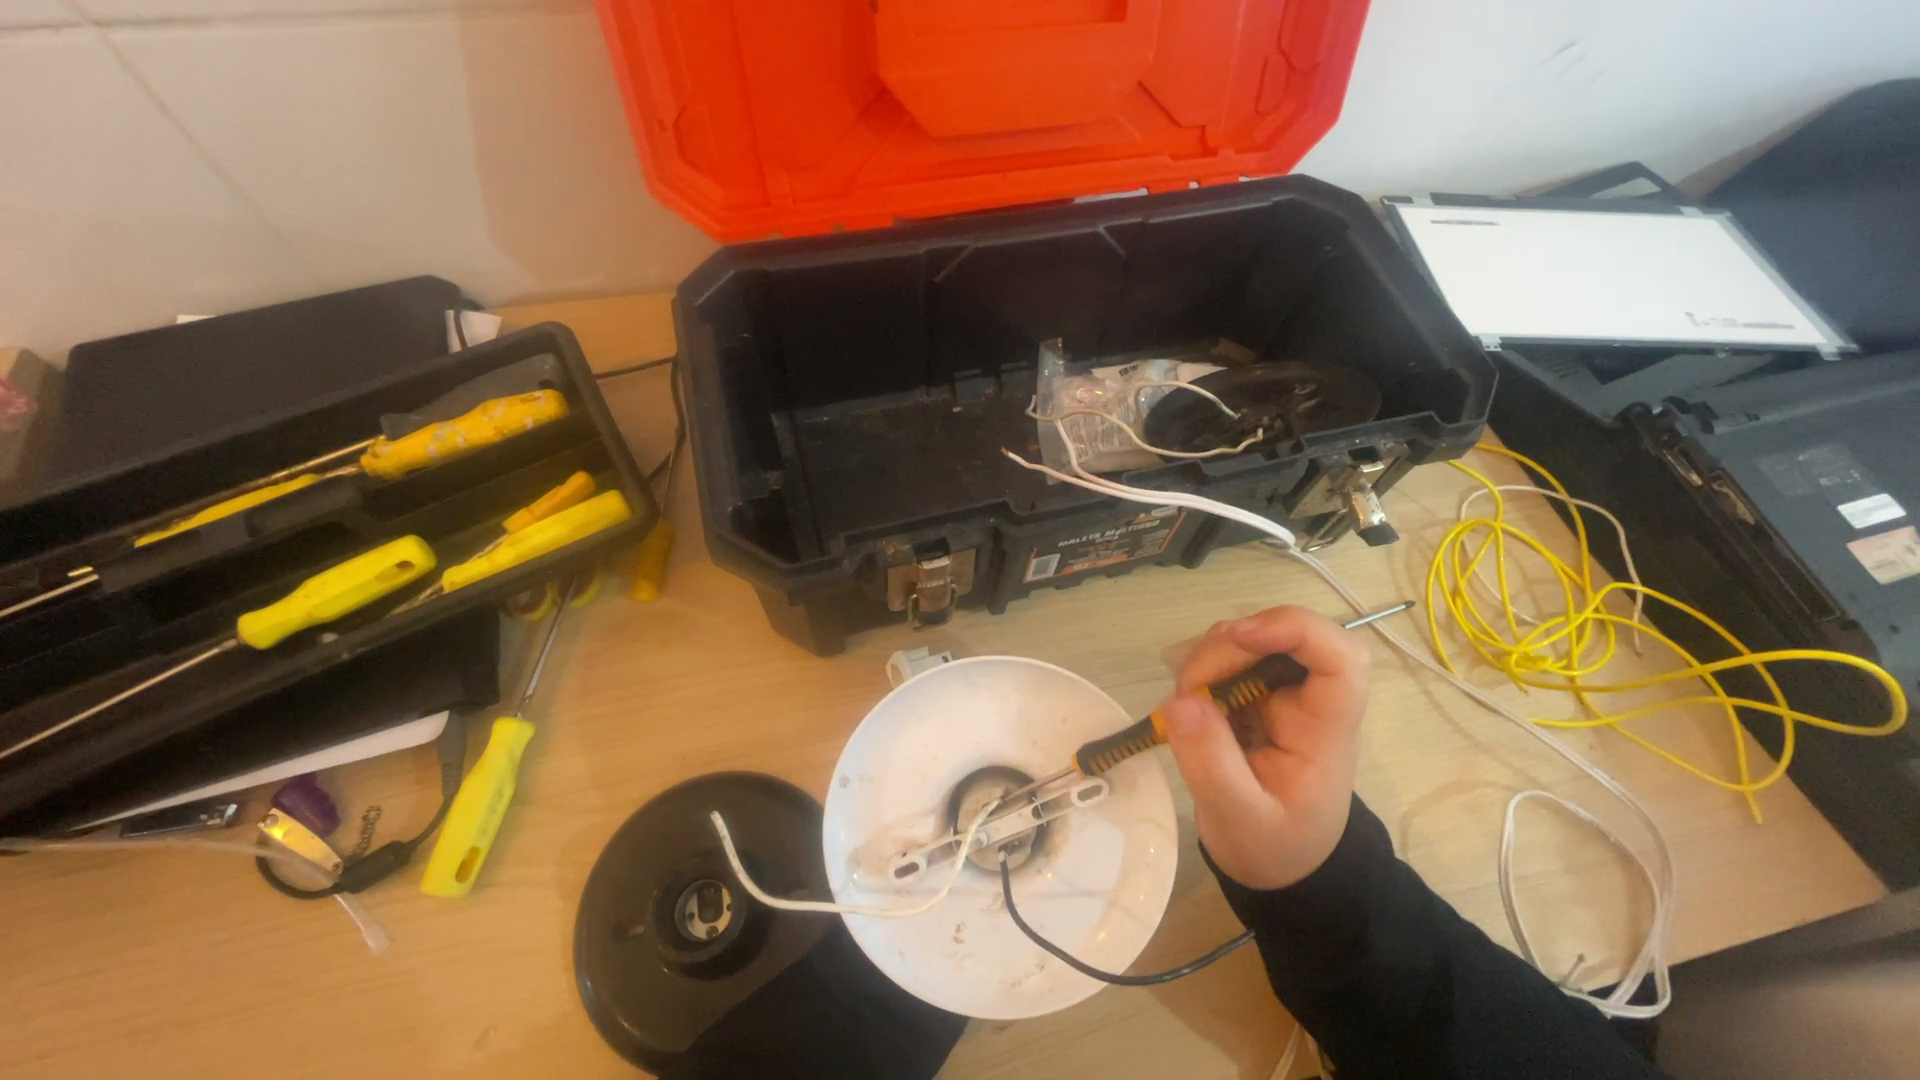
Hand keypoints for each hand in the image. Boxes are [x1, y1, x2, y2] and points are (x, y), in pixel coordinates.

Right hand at [1161, 605, 1370, 889]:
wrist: (1280, 863)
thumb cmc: (1273, 847)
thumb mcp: (1239, 819)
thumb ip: (1211, 765)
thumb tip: (1180, 702)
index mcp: (1326, 728)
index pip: (1340, 657)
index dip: (1295, 629)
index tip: (1241, 638)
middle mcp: (1308, 698)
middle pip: (1280, 637)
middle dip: (1225, 651)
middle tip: (1187, 696)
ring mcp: (1278, 692)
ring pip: (1245, 641)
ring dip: (1206, 662)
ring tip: (1185, 710)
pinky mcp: (1252, 693)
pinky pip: (1224, 659)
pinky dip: (1198, 673)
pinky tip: (1188, 709)